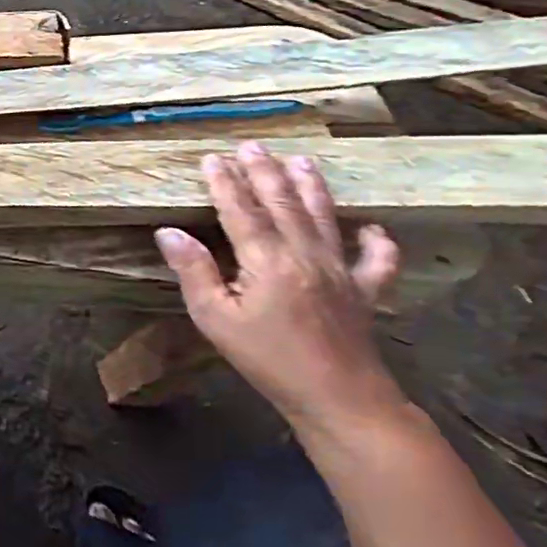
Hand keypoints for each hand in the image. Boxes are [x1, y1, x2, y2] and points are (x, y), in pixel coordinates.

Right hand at [155, 141, 407, 433]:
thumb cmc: (268, 361)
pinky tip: (372, 228)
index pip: (241, 210)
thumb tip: (169, 232)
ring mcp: (341, 270)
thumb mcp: (216, 320)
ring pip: (323, 216)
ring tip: (300, 160)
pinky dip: (376, 241)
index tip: (212, 158)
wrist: (339, 399)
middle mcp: (306, 254)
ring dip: (310, 186)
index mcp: (268, 260)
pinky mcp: (366, 291)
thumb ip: (194, 272)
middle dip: (264, 171)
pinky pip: (377, 260)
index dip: (225, 182)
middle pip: (282, 203)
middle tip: (251, 146)